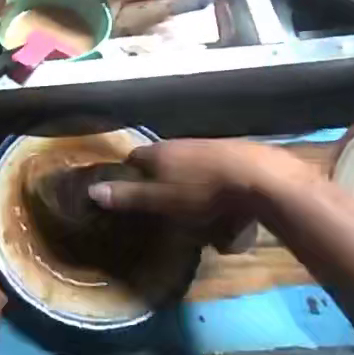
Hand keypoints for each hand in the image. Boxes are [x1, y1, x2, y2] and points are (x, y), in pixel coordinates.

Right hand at [88, 138, 319, 225]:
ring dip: (190, 183)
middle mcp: (181, 144)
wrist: (261, 179)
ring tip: (197, 210)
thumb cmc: (203, 192)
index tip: (131, 194)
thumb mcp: (160, 201)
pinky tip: (225, 204)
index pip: (134, 159)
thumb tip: (91, 190)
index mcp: (158, 152)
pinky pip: (216, 171)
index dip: (130, 175)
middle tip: (165, 206)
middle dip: (163, 181)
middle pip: (163, 161)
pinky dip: (215, 185)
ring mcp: (210, 146)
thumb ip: (128, 196)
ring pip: (190, 166)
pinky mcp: (236, 154)